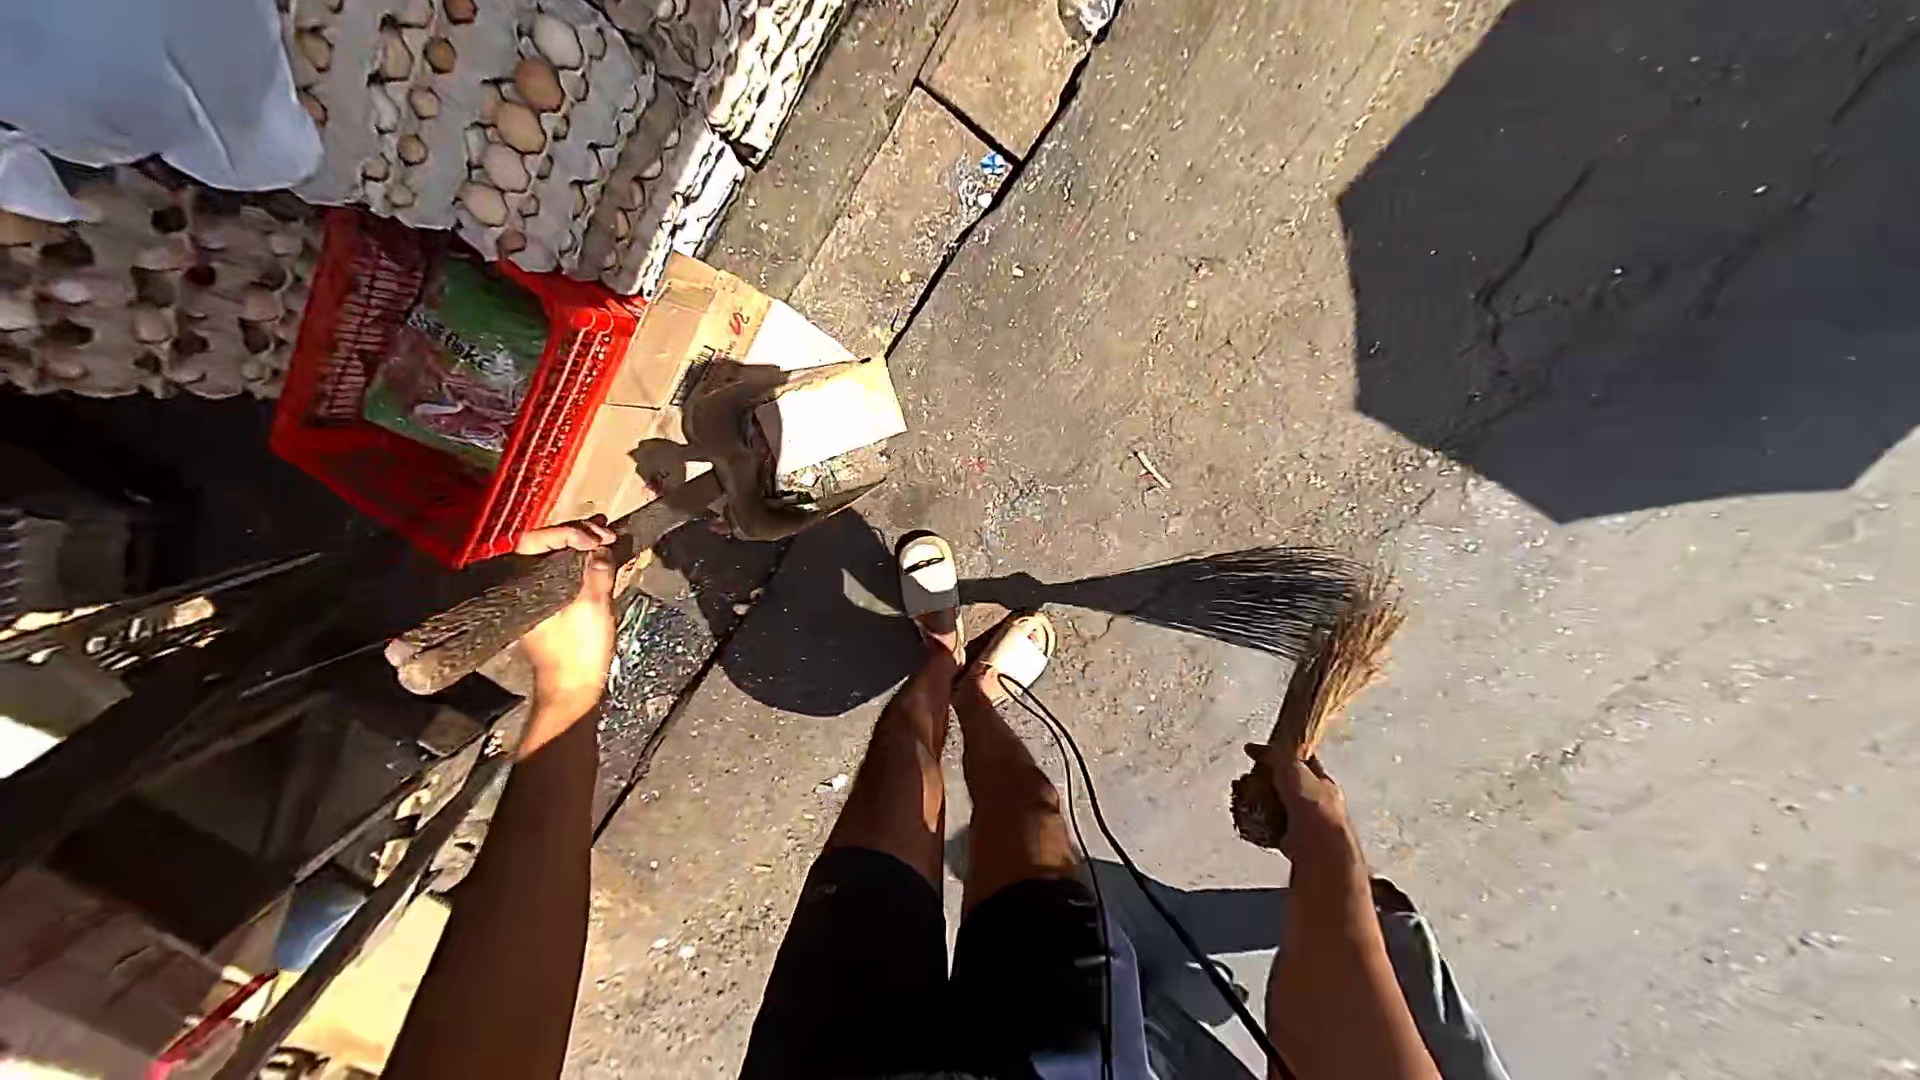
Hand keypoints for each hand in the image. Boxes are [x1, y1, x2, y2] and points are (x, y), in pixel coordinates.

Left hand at [516, 520, 617, 733]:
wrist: (573, 688)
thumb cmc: (578, 651)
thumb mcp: (593, 607)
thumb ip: (597, 573)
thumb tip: (603, 548)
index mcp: (523, 586)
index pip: (535, 541)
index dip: (568, 532)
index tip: (598, 539)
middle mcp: (525, 587)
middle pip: (544, 546)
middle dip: (577, 534)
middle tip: (606, 531)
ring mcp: (538, 597)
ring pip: (557, 558)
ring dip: (583, 545)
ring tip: (609, 535)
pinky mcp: (553, 606)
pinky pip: (565, 573)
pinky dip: (584, 562)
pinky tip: (604, 555)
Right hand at [1244, 746, 1364, 871]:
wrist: (1319, 845)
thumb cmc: (1312, 802)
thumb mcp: (1291, 765)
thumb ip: (1272, 754)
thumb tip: (1252, 748)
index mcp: (1321, 782)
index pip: (1299, 763)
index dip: (1279, 757)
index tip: (1259, 755)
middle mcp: (1314, 802)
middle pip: (1282, 785)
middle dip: (1261, 780)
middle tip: (1246, 778)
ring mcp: (1302, 823)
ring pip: (1272, 806)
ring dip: (1254, 800)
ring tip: (1241, 795)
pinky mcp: (1288, 840)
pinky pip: (1265, 827)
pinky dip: (1253, 821)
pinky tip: (1244, 815)